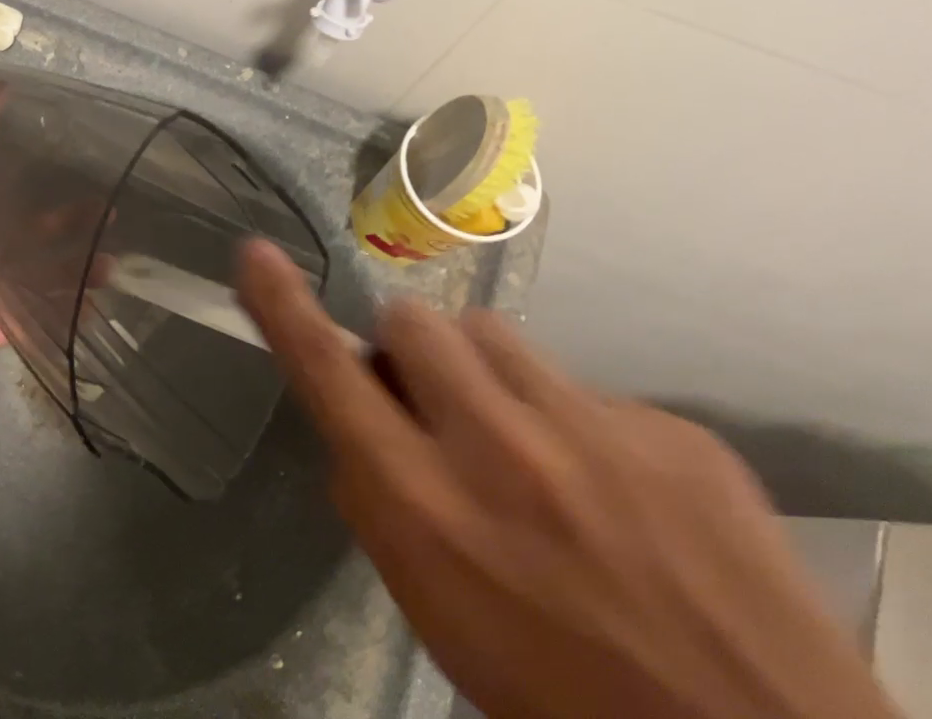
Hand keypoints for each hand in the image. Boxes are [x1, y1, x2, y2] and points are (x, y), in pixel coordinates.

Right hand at [234, 239, 900, 718]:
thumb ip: (383, 502)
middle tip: (431, 399)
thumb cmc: (551, 687)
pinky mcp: (674, 430)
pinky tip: (612, 489)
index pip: (331, 376)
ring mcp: (595, 430)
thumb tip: (364, 430)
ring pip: (498, 337)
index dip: (285, 309)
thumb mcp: (431, 606)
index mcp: (423, 505)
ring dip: (485, 373)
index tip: (257, 255)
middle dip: (409, 349)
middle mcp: (499, 449)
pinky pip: (588, 387)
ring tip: (522, 440)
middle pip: (417, 322)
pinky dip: (574, 422)